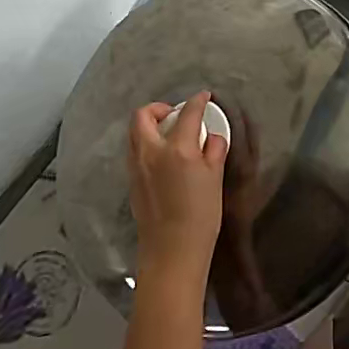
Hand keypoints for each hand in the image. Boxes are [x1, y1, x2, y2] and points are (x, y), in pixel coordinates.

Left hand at [127, 92, 228, 284]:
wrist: (172, 251)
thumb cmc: (201, 216)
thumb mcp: (215, 179)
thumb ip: (214, 151)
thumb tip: (211, 138)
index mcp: (177, 149)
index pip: (187, 114)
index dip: (197, 101)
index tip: (204, 97)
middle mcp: (151, 153)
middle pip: (144, 116)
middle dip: (160, 109)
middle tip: (178, 114)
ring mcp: (137, 168)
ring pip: (135, 134)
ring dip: (151, 126)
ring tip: (172, 135)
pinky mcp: (133, 182)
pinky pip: (136, 151)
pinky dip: (148, 144)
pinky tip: (166, 158)